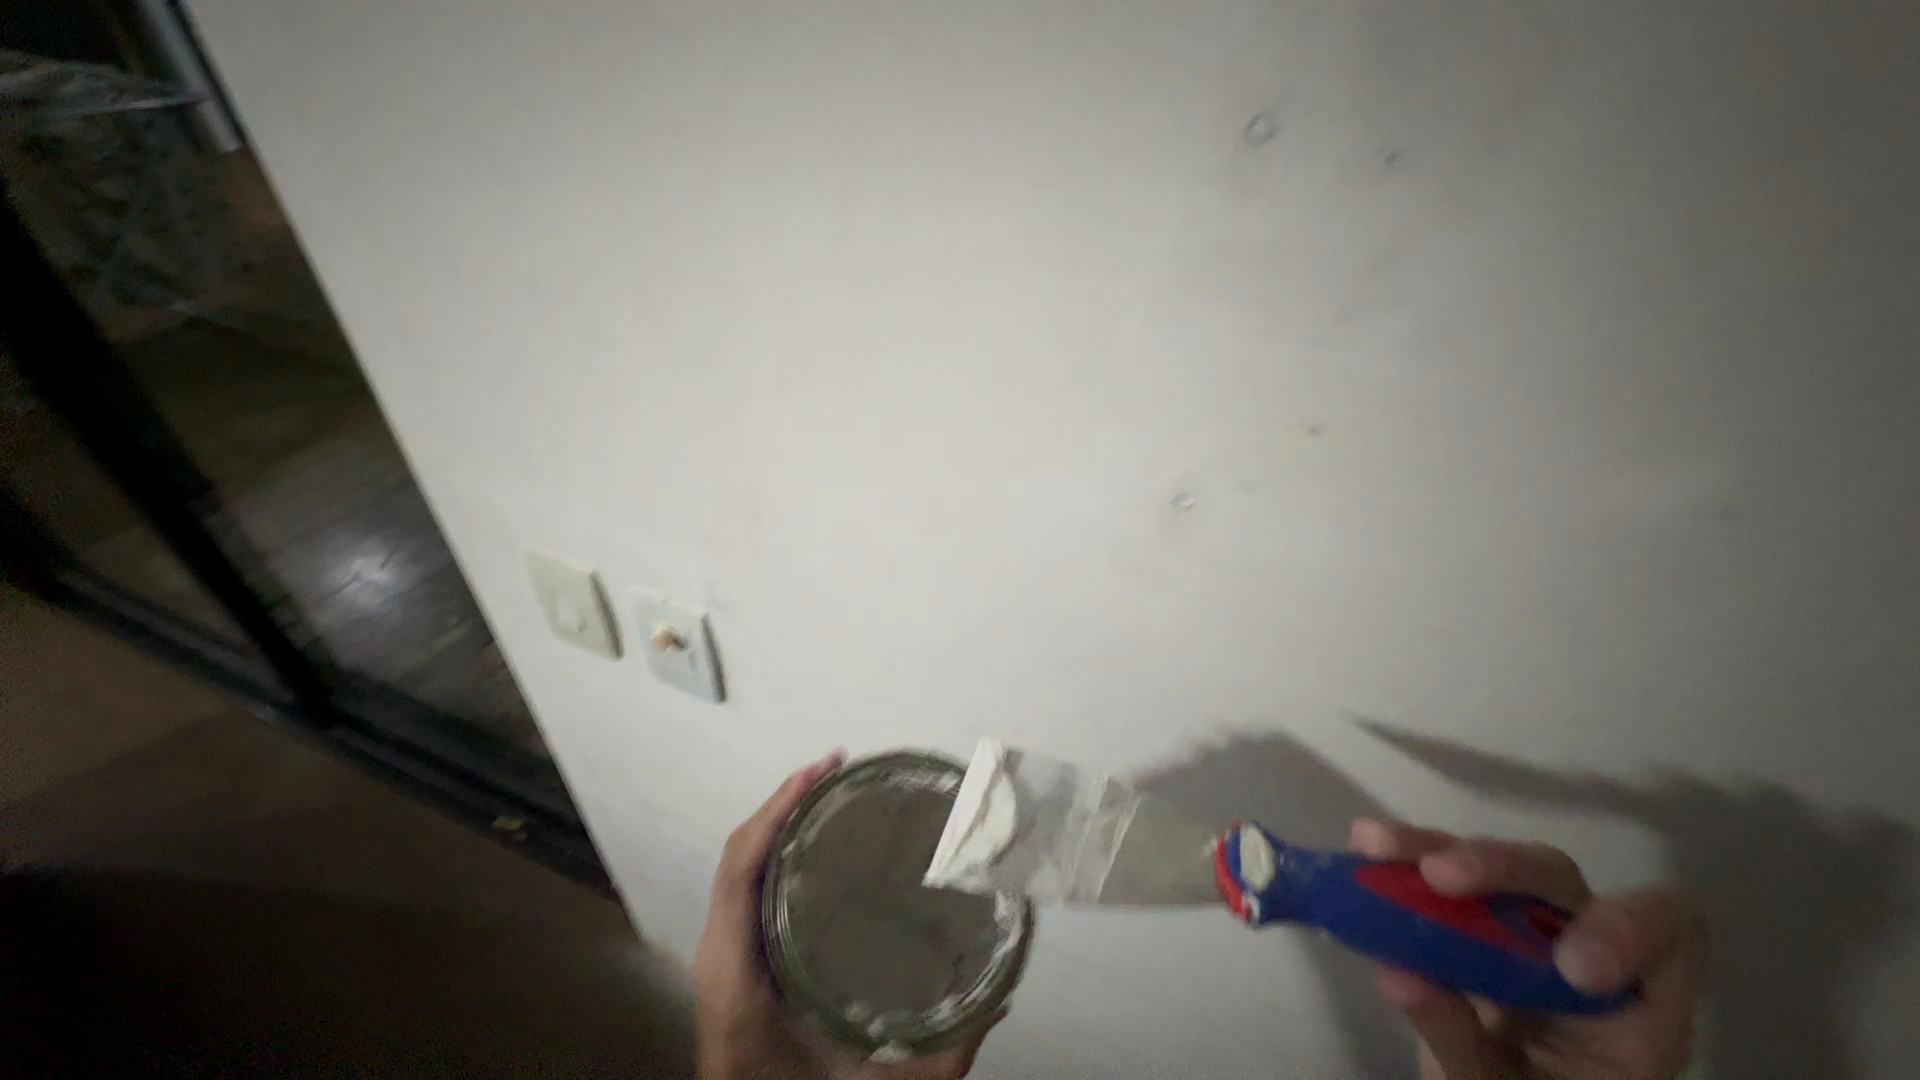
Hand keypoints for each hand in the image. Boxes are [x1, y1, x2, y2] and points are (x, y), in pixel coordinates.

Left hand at [692, 751, 1000, 1079]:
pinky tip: (815, 839)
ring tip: (830, 787)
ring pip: (743, 867)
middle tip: (838, 766)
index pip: (741, 870)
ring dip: (779, 819)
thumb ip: (946, 1049)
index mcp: (739, 975)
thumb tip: (1004, 994)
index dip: (777, 812)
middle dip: (784, 799)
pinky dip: (775, 848)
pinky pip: (749, 888)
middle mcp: (723, 955)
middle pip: (742, 853)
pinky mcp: (736, 961)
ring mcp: (724, 955)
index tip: (821, 772)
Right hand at [1350, 819, 1706, 1079]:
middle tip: (1440, 876)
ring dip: (1435, 847)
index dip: (1626, 931)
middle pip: (1562, 882)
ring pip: (1493, 865)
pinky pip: (1442, 870)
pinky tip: (1364, 846)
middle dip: (1503, 868)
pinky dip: (1402, 856)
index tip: (1565, 966)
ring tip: (1374, 845)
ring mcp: (1520, 928)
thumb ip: (1460, 1044)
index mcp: (1627, 1012)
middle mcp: (1579, 950)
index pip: (1667, 938)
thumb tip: (1395, 973)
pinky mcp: (1467, 915)